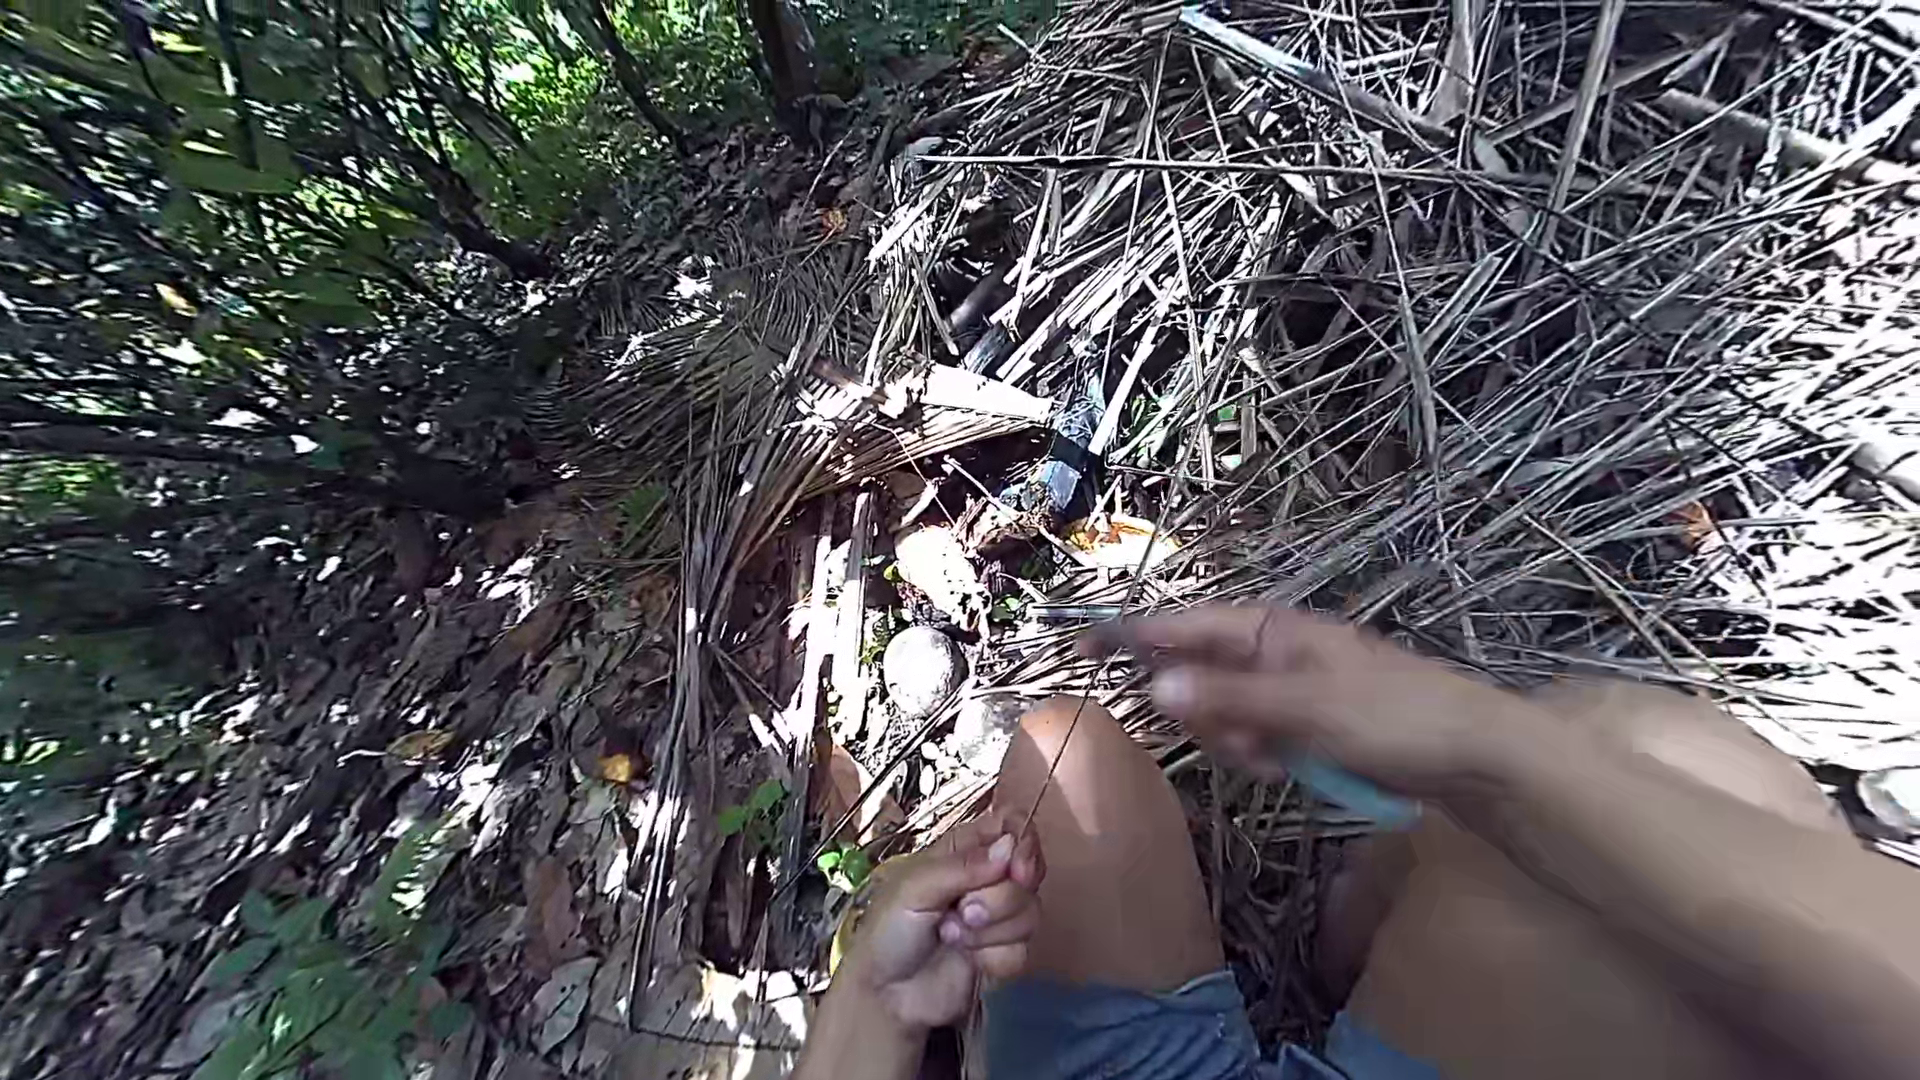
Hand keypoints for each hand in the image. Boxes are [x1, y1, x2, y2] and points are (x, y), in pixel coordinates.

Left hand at [833, 807, 1044, 1031]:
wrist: (887, 996)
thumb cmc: (890, 928)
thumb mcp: (916, 887)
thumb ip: (963, 866)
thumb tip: (1010, 846)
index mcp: (965, 847)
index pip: (1011, 824)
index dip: (1024, 842)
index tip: (1018, 871)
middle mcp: (987, 875)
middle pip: (1027, 871)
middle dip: (998, 899)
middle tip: (963, 912)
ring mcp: (998, 913)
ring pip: (1029, 911)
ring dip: (990, 931)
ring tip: (953, 935)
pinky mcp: (1003, 952)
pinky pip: (1022, 950)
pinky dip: (994, 958)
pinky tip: (968, 959)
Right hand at [1083, 605, 1541, 797]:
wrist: (1478, 758)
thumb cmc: (1395, 715)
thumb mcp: (1308, 708)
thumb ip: (1227, 697)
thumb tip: (1154, 687)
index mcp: (1263, 629)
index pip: (1180, 626)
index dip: (1130, 636)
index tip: (1082, 648)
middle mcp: (1262, 651)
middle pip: (1192, 676)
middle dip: (1207, 714)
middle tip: (1245, 743)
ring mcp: (1275, 686)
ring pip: (1215, 711)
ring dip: (1233, 740)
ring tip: (1276, 759)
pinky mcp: (1290, 717)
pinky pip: (1244, 732)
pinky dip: (1254, 752)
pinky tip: (1286, 767)